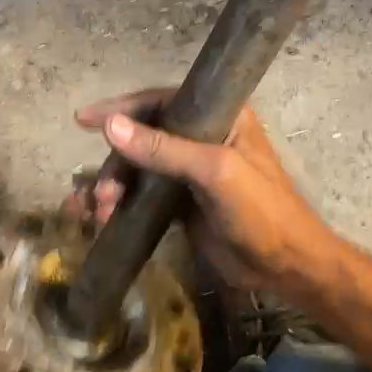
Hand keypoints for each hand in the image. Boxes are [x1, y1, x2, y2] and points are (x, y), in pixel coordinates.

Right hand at [73, 89, 337, 294]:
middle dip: (115, 165)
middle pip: (141, 139)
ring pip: (136, 169)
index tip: (83, 120)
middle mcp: (200, 137)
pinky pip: (140, 195)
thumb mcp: (214, 172)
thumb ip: (162, 149)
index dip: (121, 109)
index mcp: (218, 117)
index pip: (159, 102)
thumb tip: (110, 126)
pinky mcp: (180, 203)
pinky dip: (117, 204)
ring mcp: (189, 171)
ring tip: (98, 212)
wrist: (288, 269)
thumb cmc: (262, 212)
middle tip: (102, 195)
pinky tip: (94, 219)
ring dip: (111, 187)